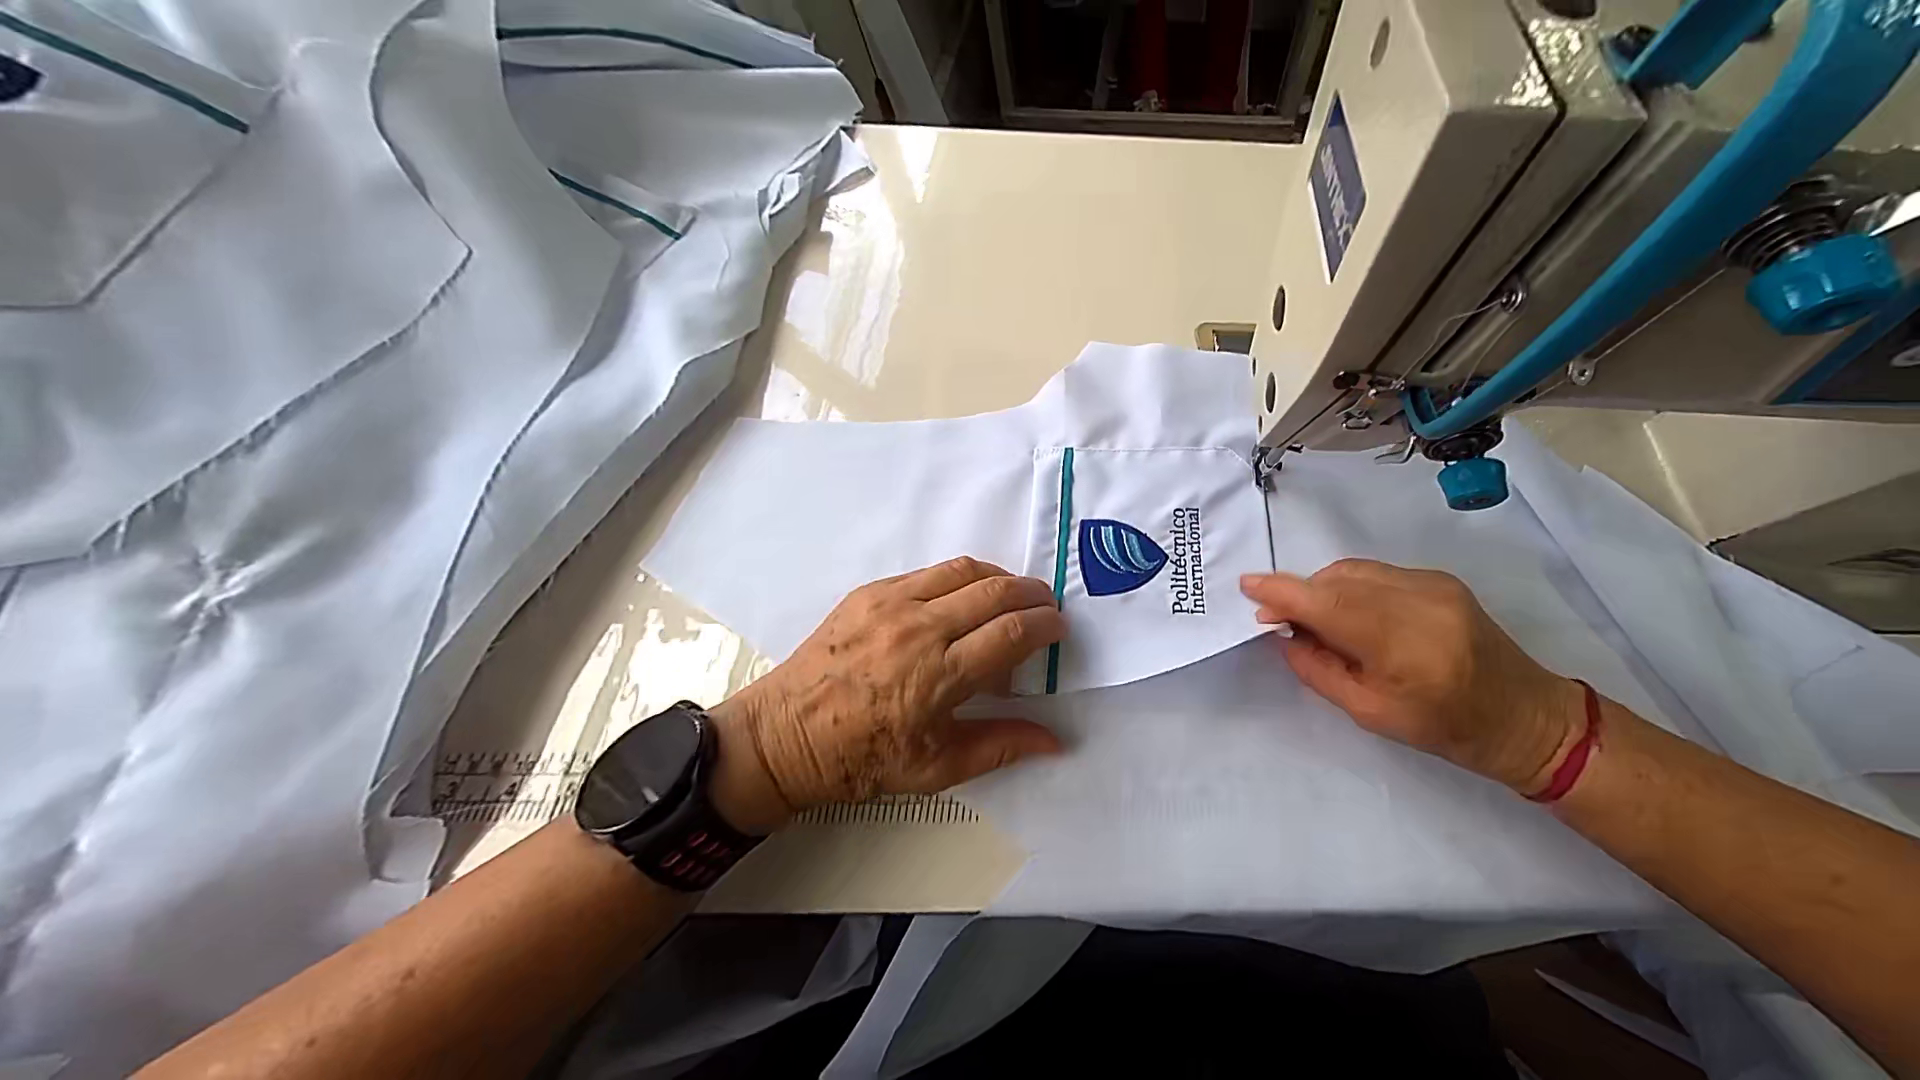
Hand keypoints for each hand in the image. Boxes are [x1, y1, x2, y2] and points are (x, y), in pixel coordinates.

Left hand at [708, 557, 1067, 832]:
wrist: (786, 735)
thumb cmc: (862, 759)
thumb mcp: (936, 768)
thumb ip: (1001, 746)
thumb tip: (1055, 739)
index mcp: (938, 675)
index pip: (1011, 633)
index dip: (1045, 626)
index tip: (1058, 630)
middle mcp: (918, 628)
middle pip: (995, 592)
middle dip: (1032, 595)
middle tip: (1046, 607)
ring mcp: (890, 603)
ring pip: (963, 570)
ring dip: (998, 578)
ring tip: (1012, 596)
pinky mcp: (868, 593)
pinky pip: (927, 573)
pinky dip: (958, 579)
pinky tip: (962, 599)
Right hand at [1240, 559, 1584, 793]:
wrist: (1525, 716)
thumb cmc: (1443, 727)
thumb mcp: (1366, 711)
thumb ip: (1316, 667)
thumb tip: (1281, 629)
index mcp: (1402, 648)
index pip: (1328, 606)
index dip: (1283, 593)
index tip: (1248, 587)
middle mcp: (1420, 605)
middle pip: (1335, 582)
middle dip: (1299, 595)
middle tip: (1280, 621)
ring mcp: (1433, 586)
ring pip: (1351, 571)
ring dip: (1322, 590)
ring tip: (1319, 621)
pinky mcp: (1440, 579)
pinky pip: (1374, 572)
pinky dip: (1348, 587)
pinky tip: (1352, 613)